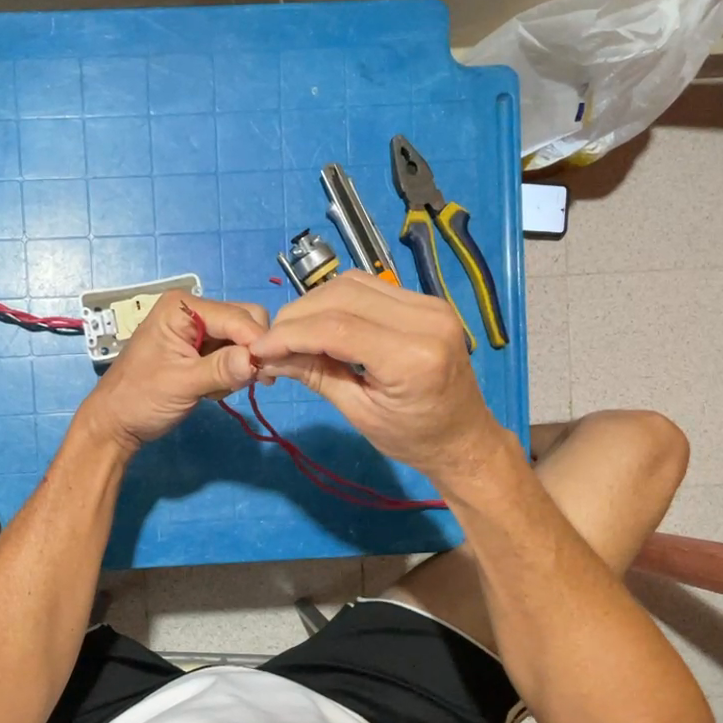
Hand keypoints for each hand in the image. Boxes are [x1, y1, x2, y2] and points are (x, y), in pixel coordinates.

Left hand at [76, 292, 267, 454]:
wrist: (117, 423)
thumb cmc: (140, 399)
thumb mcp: (182, 383)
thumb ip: (220, 369)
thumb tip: (255, 360)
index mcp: (183, 307)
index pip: (237, 316)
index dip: (255, 342)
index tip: (266, 372)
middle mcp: (193, 311)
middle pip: (245, 322)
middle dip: (249, 352)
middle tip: (245, 382)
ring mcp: (197, 330)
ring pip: (243, 341)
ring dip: (239, 367)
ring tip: (216, 390)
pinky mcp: (201, 350)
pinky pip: (232, 355)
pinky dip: (231, 374)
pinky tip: (212, 390)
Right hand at [248, 272, 505, 481]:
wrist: (464, 438)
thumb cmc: (412, 439)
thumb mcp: (359, 413)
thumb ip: (316, 376)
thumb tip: (267, 357)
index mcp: (412, 358)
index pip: (337, 328)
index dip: (290, 334)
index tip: (258, 349)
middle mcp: (425, 320)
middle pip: (342, 296)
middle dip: (297, 316)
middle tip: (271, 342)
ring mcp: (430, 305)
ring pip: (353, 284)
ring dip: (314, 304)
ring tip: (292, 333)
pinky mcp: (427, 301)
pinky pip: (371, 287)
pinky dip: (337, 301)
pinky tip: (320, 323)